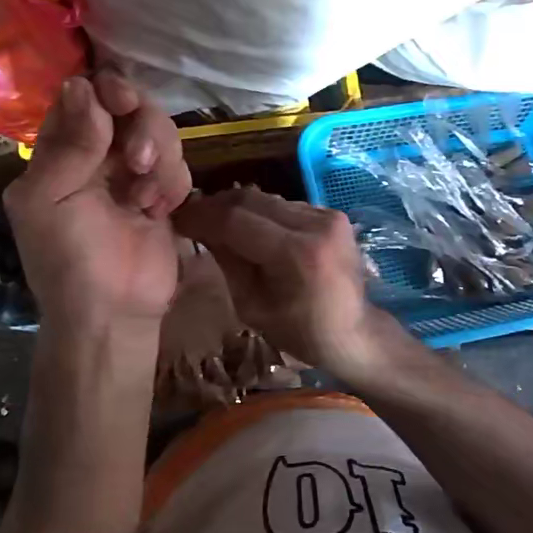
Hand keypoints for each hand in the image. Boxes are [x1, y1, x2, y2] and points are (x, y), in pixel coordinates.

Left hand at [4, 71, 191, 337]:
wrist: (113, 314)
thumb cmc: (68, 259)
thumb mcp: (50, 200)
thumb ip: (70, 143)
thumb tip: (81, 83)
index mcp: (58, 151)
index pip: (82, 96)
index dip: (104, 90)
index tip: (121, 101)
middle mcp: (95, 154)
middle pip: (129, 106)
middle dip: (142, 126)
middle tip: (141, 159)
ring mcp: (131, 173)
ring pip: (159, 130)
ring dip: (160, 157)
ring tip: (147, 197)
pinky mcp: (163, 192)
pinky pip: (178, 163)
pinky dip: (173, 182)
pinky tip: (160, 211)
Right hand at [172, 188, 415, 384]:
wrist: (356, 333)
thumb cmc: (301, 332)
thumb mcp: (252, 305)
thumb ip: (227, 261)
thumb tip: (200, 227)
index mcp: (296, 254)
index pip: (235, 220)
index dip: (201, 216)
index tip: (176, 217)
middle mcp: (315, 225)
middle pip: (250, 200)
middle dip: (215, 206)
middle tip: (190, 215)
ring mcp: (327, 215)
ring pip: (266, 199)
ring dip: (237, 207)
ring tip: (214, 220)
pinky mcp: (332, 214)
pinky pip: (284, 205)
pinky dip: (261, 212)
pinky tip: (248, 227)